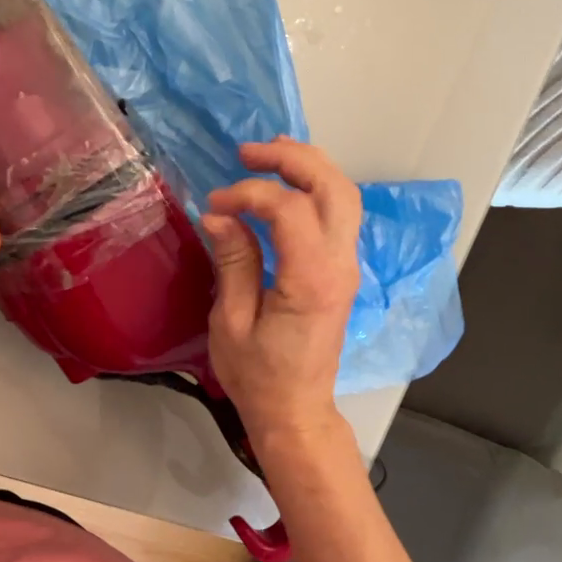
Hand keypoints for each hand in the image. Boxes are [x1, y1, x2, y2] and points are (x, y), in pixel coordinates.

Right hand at [202, 139, 362, 441]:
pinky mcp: (340, 271)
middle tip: (248, 151)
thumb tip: (219, 215)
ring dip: (309, 168)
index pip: (288, 209)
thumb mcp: (232, 322)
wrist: (294, 410)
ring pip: (343, 196)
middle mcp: (339, 265)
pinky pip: (337, 215)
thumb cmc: (257, 375)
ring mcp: (347, 267)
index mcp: (310, 280)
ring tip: (270, 152)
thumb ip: (232, 263)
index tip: (213, 204)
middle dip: (293, 160)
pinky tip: (288, 184)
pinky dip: (315, 189)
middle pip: (333, 188)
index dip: (249, 194)